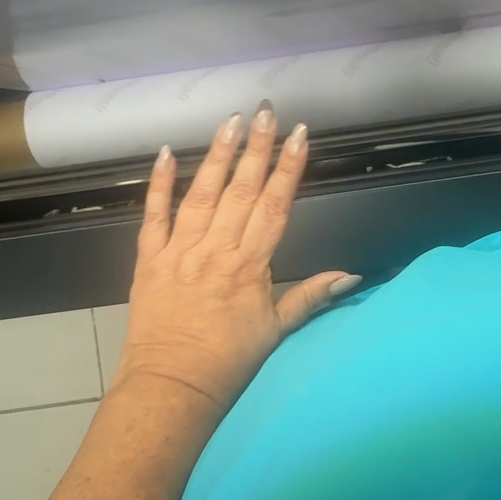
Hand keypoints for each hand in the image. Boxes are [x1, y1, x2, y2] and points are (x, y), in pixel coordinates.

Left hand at [112, 103, 358, 409]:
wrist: (172, 387)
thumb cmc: (228, 362)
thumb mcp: (276, 330)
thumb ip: (311, 297)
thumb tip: (351, 276)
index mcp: (250, 267)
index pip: (274, 207)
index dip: (289, 169)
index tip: (300, 136)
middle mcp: (217, 251)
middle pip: (241, 192)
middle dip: (256, 149)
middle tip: (265, 112)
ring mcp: (180, 252)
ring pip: (201, 195)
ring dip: (216, 156)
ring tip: (229, 122)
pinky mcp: (149, 259)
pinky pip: (153, 216)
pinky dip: (157, 185)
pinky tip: (163, 154)